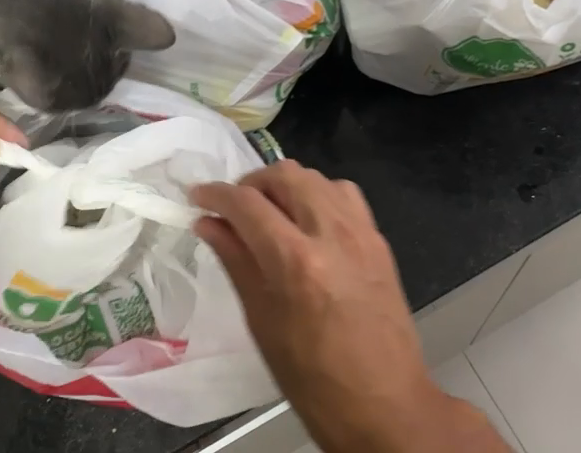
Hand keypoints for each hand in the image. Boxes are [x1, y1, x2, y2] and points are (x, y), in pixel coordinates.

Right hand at [192, 162, 509, 452]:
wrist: (383, 405)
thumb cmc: (312, 376)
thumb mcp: (261, 321)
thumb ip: (235, 260)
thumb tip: (207, 223)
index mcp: (296, 261)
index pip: (247, 203)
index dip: (216, 194)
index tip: (197, 196)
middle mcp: (330, 233)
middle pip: (284, 175)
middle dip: (251, 184)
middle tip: (234, 208)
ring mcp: (360, 232)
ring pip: (315, 177)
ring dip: (285, 185)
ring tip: (270, 212)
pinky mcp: (378, 239)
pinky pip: (343, 194)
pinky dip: (318, 194)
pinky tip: (309, 220)